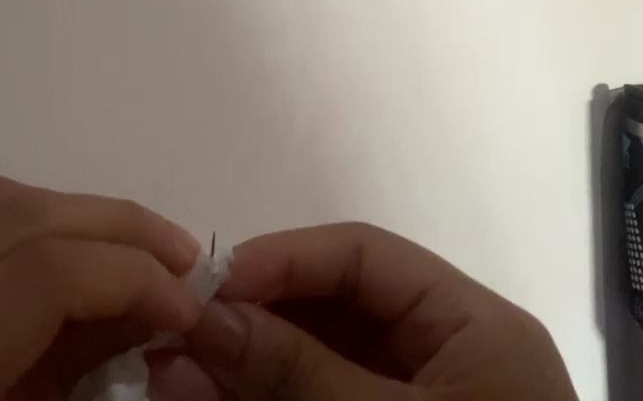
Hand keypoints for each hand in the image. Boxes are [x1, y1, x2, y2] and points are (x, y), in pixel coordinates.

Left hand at [0, 178, 204, 400]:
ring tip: (139, 251)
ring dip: (79, 214)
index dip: (127, 276)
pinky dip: (36, 224)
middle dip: (117, 226)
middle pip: (16, 215)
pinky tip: (73, 254)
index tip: (185, 309)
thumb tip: (146, 315)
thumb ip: (71, 382)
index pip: (35, 276)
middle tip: (183, 261)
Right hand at [155, 222, 577, 400]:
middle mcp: (437, 354)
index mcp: (470, 324)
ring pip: (309, 360)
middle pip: (329, 307)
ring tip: (172, 375)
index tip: (215, 281)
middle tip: (179, 334)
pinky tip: (203, 398)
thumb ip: (299, 373)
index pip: (364, 256)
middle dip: (253, 319)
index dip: (285, 257)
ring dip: (243, 367)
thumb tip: (206, 316)